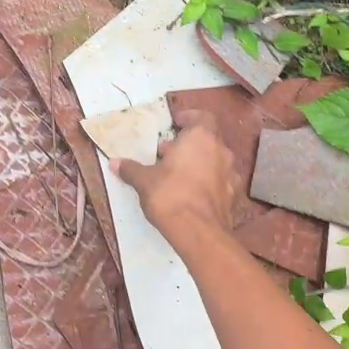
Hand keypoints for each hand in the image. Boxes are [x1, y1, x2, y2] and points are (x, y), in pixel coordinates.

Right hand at [112, 110, 242, 238]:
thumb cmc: (170, 195)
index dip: (189, 118)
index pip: (202, 117)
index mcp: (201, 138)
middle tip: (168, 154)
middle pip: (207, 140)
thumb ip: (131, 169)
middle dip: (188, 145)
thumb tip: (115, 163)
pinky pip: (220, 181)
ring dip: (200, 163)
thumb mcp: (144, 181)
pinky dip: (208, 183)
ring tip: (179, 175)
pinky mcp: (234, 195)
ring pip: (215, 160)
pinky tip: (193, 194)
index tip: (176, 123)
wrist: (199, 232)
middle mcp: (221, 150)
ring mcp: (231, 174)